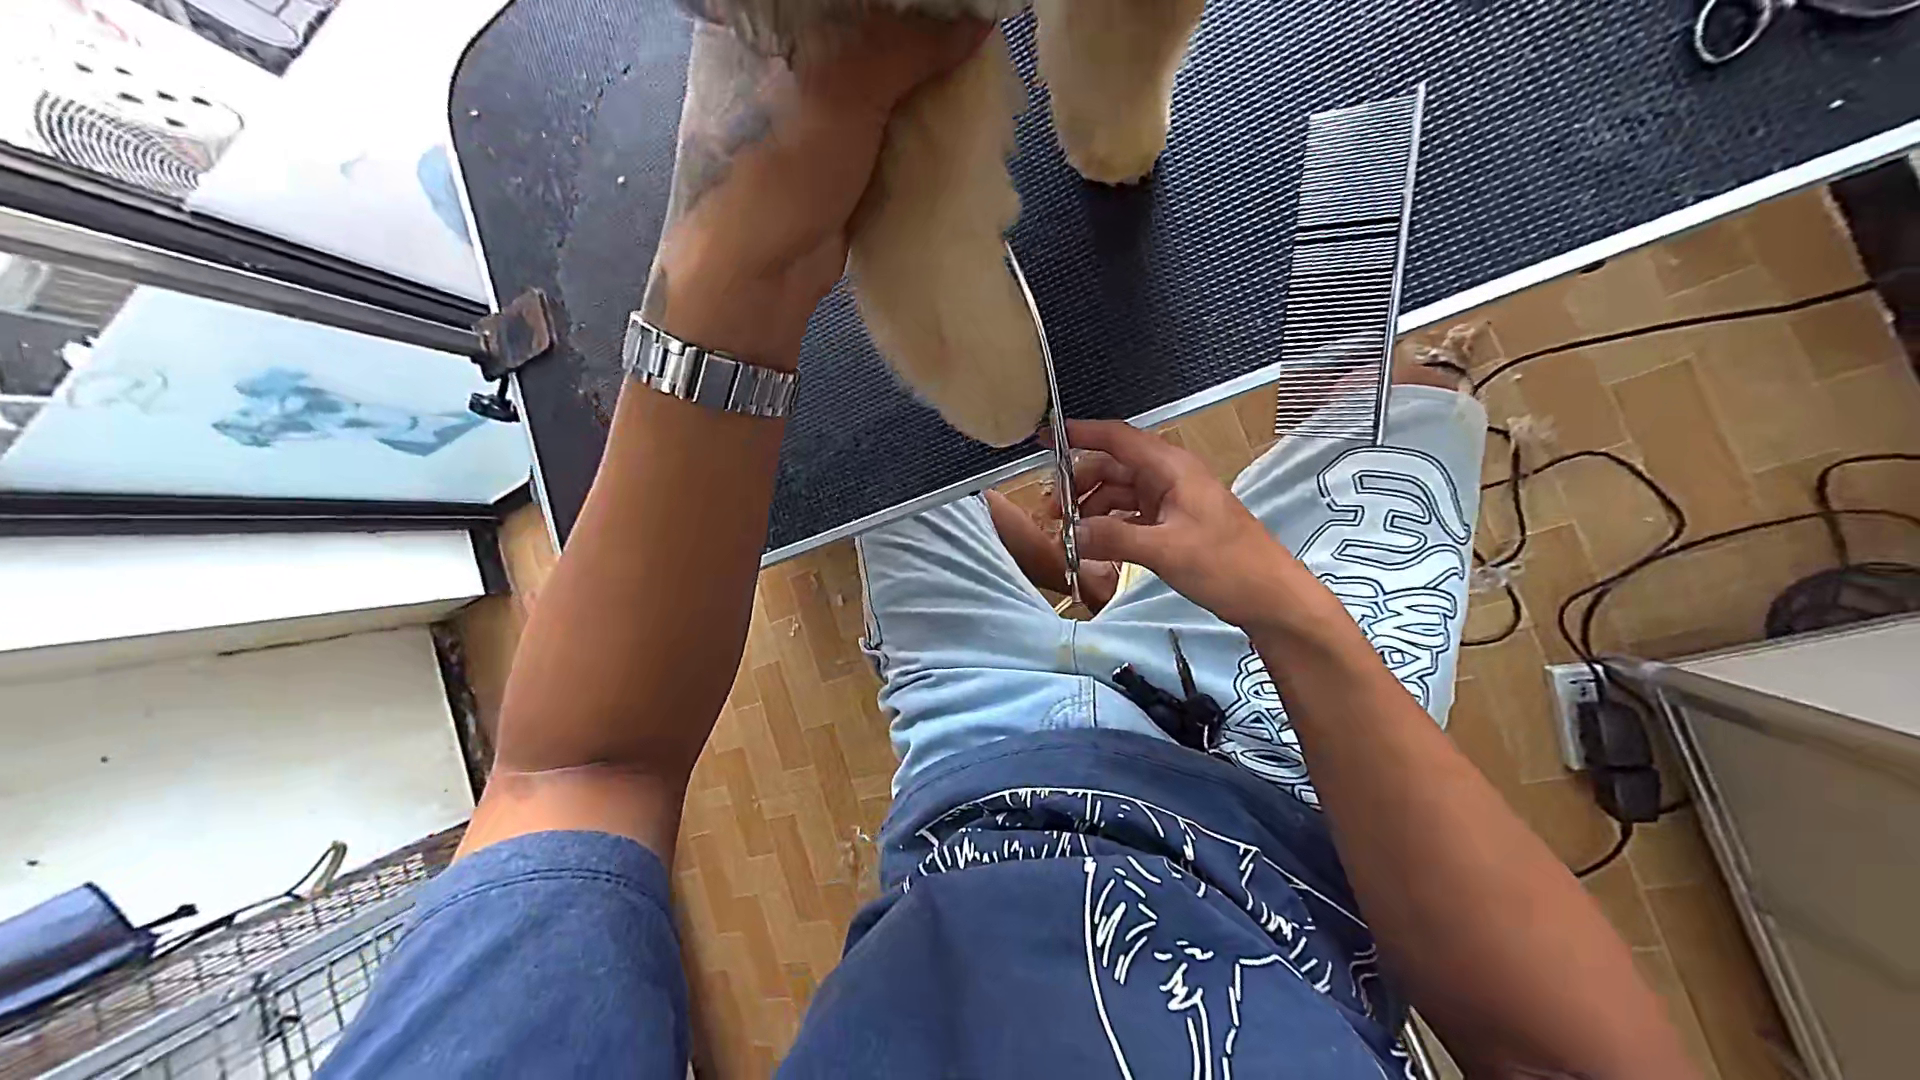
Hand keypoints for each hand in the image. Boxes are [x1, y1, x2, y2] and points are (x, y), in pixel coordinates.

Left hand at [647, 15, 989, 367]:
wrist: (769, 269)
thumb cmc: (790, 170)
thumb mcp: (849, 92)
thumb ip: (908, 50)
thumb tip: (975, 22)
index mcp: (779, 35)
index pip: (849, 6)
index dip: (902, 8)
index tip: (952, 9)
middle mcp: (798, 75)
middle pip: (873, 48)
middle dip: (922, 49)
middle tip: (970, 45)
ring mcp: (822, 131)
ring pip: (885, 100)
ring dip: (925, 97)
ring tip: (971, 80)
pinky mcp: (843, 176)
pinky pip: (888, 147)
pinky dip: (917, 141)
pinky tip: (952, 130)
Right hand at [1043, 419, 1343, 631]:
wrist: (1270, 598)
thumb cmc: (1227, 565)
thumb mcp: (1165, 550)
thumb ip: (1114, 538)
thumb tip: (1071, 534)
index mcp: (1171, 468)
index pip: (1117, 438)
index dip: (1079, 434)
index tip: (1045, 438)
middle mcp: (1169, 477)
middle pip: (1113, 467)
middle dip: (1080, 484)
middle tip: (1053, 511)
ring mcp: (1171, 501)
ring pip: (1119, 493)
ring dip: (1092, 508)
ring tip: (1069, 532)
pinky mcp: (1172, 524)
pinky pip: (1130, 516)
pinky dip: (1109, 526)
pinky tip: (1093, 543)